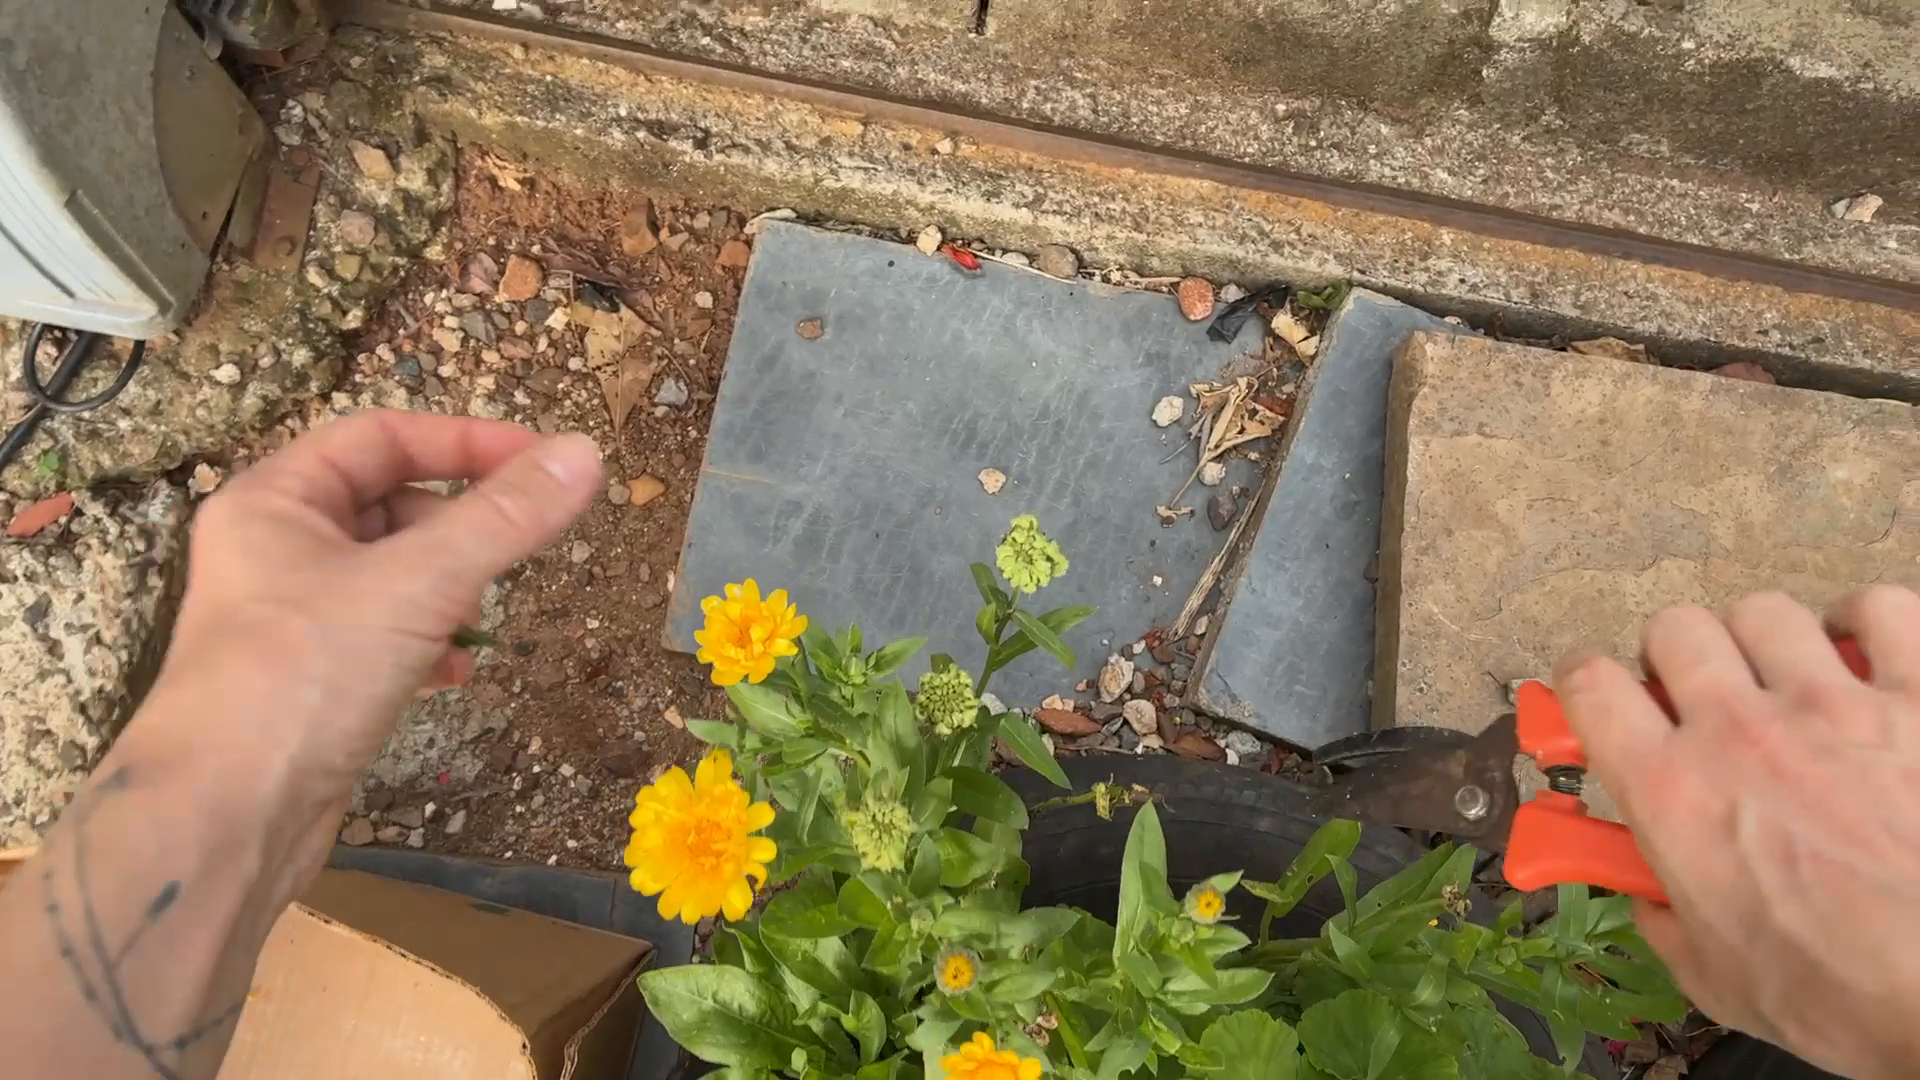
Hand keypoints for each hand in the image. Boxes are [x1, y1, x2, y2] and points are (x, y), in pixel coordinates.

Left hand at [145, 411, 600, 863]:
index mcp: (278, 502)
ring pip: (408, 565)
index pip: (386, 436)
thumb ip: (508, 516)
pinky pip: (401, 622)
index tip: (544, 461)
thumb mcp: (422, 582)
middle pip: (400, 500)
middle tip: (518, 544)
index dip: (468, 440)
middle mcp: (285, 547)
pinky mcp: (326, 666)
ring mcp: (305, 611)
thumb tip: (587, 452)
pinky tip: (455, 670)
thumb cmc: (307, 676)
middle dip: (466, 522)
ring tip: (478, 615)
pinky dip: (440, 635)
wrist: (227, 822)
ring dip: (458, 583)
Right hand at [1555, 587, 1919, 1078]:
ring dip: (1765, 640)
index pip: (1585, 681)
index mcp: (1668, 786)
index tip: (1602, 701)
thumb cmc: (1858, 1000)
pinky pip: (1886, 611)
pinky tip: (1873, 662)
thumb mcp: (1718, 976)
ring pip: (1762, 612)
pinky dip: (1872, 625)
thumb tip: (1650, 899)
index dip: (1583, 682)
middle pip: (1673, 629)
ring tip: (1789, 678)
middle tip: (1702, 697)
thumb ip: (1663, 919)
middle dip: (1677, 658)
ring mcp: (1839, 710)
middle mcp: (1738, 731)